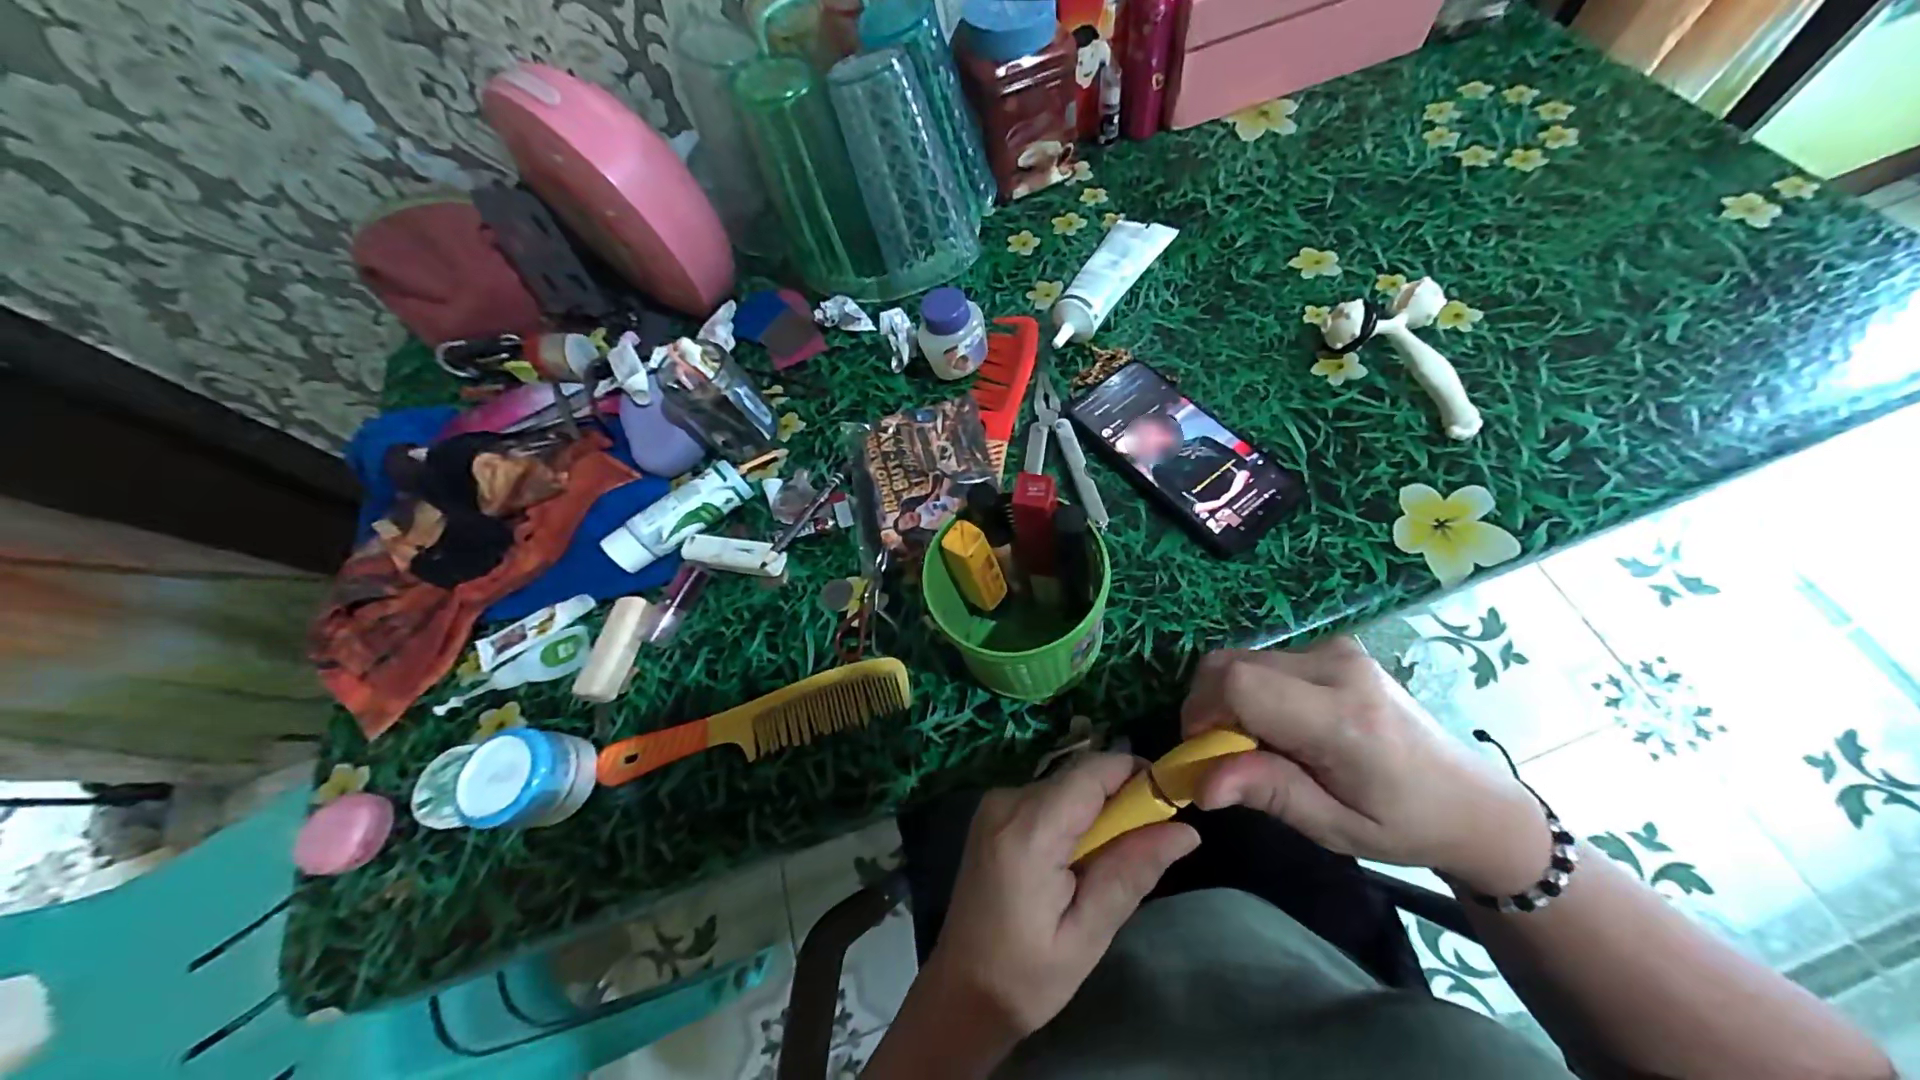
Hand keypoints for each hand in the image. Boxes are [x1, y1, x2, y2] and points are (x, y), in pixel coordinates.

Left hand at [920, 753, 1199, 1039]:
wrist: (961, 990)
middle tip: (1145, 846)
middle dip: (1119, 799)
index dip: (1135, 775)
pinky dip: (1071, 816)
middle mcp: (1006, 801)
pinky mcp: (992, 812)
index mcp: (1028, 831)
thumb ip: (1131, 873)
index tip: (1170, 802)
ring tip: (1107, 863)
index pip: (1092, 772)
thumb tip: (1185, 830)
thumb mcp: (1087, 935)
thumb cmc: (1025, 976)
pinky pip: (1047, 797)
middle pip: (1079, 776)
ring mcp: (995, 803)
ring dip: (1096, 811)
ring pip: (1066, 784)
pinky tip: (1075, 860)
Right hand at [1181, 637, 1548, 895]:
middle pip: (1231, 664)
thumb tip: (1201, 783)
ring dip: (1228, 698)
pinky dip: (1250, 689)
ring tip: (1256, 741)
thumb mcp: (1335, 828)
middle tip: (1222, 751)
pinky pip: (1264, 660)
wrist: (1472, 799)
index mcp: (1343, 718)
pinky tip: (1278, 724)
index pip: (1242, 684)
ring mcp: (1337, 650)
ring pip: (1242, 659)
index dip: (1203, 712)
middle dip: (1208, 706)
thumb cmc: (1405, 825)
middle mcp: (1337, 668)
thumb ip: (1269, 793)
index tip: (1204, 752)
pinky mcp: (1334, 647)